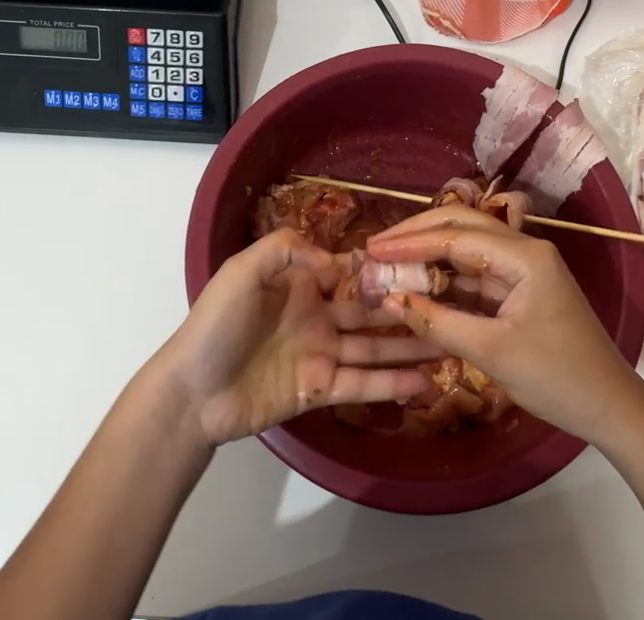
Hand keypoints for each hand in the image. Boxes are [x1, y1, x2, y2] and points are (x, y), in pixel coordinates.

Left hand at [152, 228, 435, 446]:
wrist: (192, 392)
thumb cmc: (215, 325)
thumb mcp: (242, 271)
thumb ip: (286, 250)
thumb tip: (337, 261)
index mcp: (298, 284)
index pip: (348, 272)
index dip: (381, 269)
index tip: (421, 264)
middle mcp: (315, 316)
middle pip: (369, 310)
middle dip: (406, 308)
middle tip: (451, 305)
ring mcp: (320, 354)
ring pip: (374, 348)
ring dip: (410, 346)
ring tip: (451, 343)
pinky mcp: (319, 390)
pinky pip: (363, 384)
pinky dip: (393, 383)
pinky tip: (426, 380)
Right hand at [366, 205, 637, 442]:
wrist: (612, 409)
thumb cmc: (557, 378)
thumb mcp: (491, 351)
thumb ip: (436, 321)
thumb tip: (388, 300)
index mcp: (524, 256)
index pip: (455, 235)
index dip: (409, 242)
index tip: (370, 250)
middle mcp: (524, 251)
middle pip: (461, 227)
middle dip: (415, 235)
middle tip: (374, 249)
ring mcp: (523, 270)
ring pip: (466, 250)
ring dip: (428, 256)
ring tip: (387, 266)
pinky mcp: (519, 292)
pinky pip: (474, 275)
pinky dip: (444, 279)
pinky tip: (416, 287)